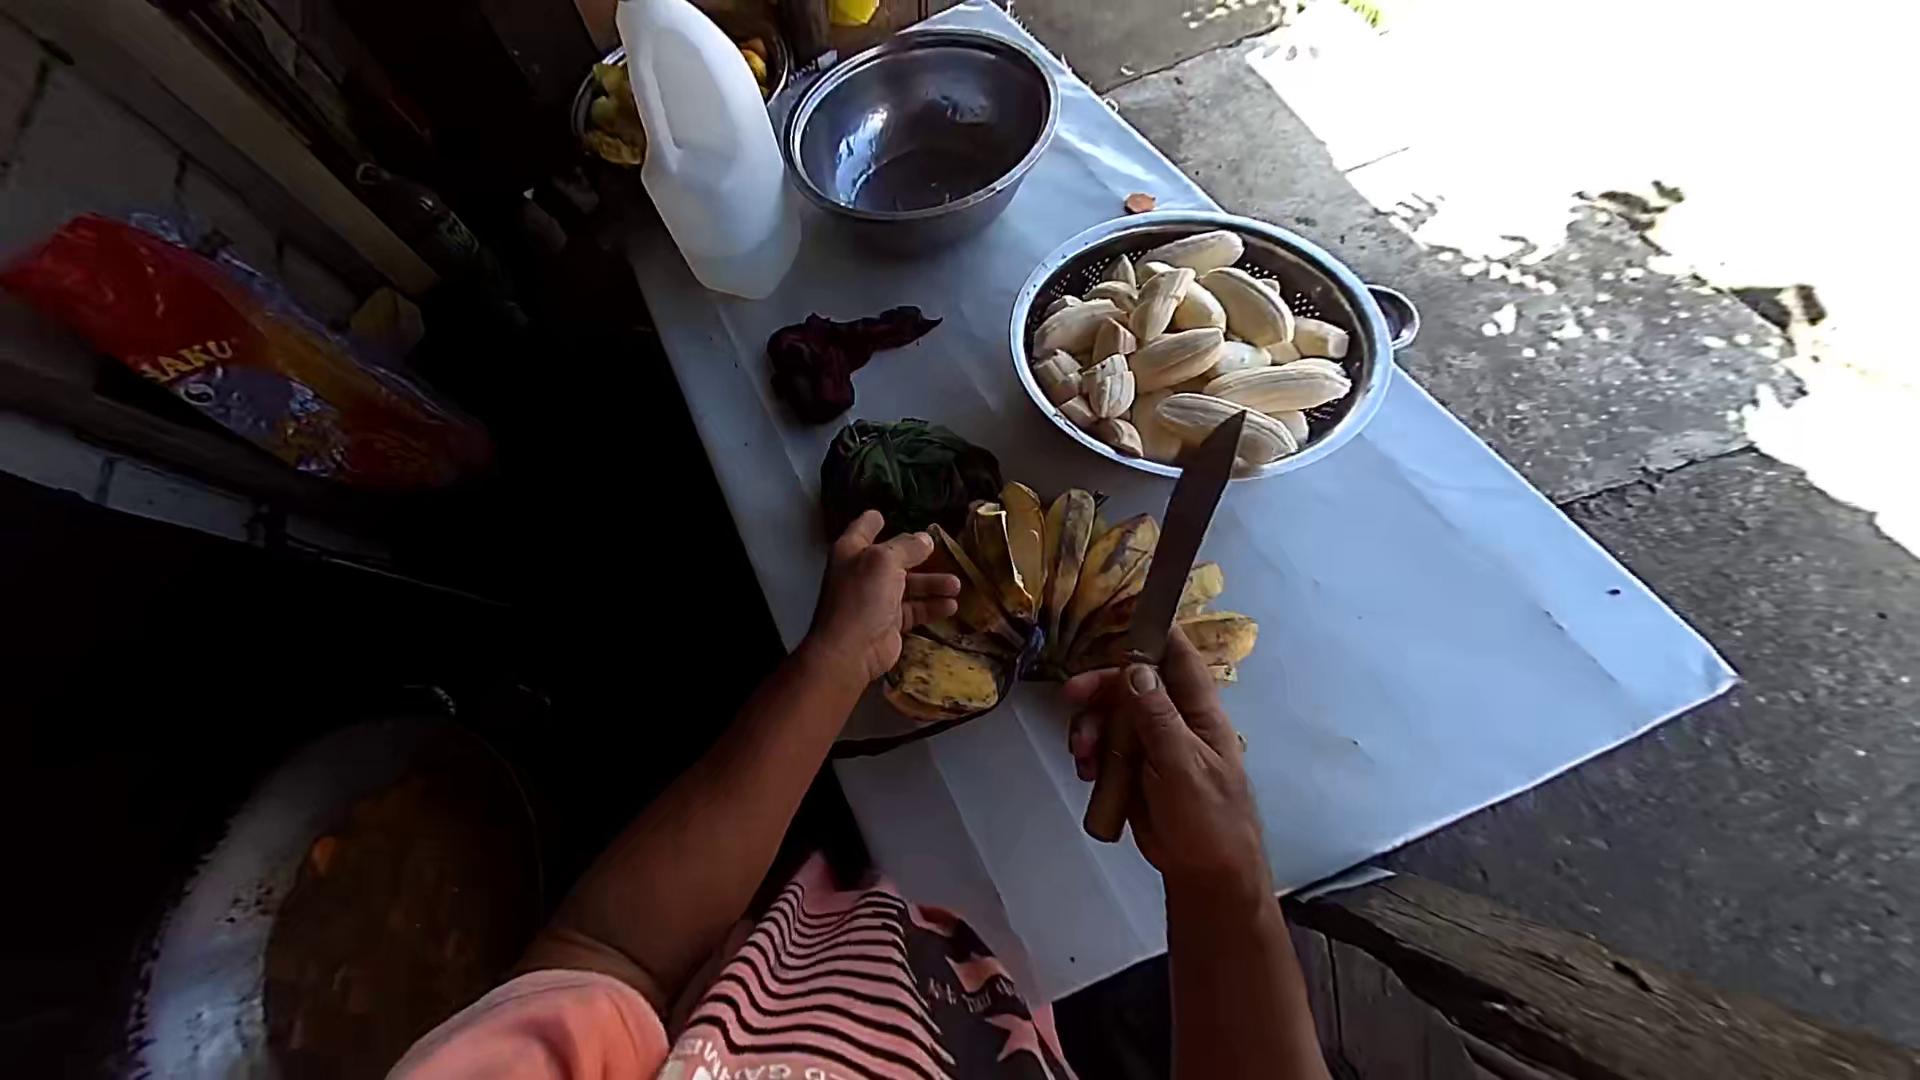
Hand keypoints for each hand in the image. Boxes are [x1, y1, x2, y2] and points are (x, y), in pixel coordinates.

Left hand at [806, 510, 961, 686]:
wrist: (851, 650)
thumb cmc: (862, 596)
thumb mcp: (885, 561)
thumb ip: (907, 547)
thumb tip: (926, 539)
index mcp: (853, 550)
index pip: (865, 527)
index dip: (877, 519)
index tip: (888, 513)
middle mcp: (863, 572)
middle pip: (895, 558)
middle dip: (921, 556)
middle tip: (945, 552)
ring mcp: (876, 599)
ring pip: (910, 585)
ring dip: (933, 584)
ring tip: (957, 585)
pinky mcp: (889, 622)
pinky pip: (915, 609)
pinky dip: (932, 607)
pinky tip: (951, 606)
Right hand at [1064, 627, 1267, 893]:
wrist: (1205, 877)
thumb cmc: (1208, 820)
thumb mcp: (1183, 765)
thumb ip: (1158, 717)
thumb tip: (1136, 667)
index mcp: (1197, 711)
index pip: (1177, 657)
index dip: (1153, 633)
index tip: (1119, 617)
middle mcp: (1173, 717)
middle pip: (1131, 683)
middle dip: (1100, 689)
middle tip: (1072, 697)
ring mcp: (1152, 741)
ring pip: (1112, 713)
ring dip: (1091, 727)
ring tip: (1083, 756)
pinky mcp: (1134, 765)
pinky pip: (1105, 744)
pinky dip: (1091, 752)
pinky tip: (1087, 771)